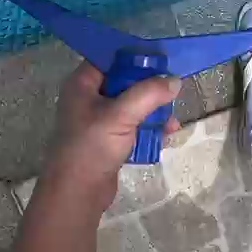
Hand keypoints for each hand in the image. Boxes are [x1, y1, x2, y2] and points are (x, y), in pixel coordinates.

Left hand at [40, 61, 180, 212]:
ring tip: (172, 120)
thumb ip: (149, 93)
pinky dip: (148, 128)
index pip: (110, 58)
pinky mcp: (108, 140)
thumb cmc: (92, 146)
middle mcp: (89, 98)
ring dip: (153, 110)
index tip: (161, 60)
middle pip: (125, 81)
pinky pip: (133, 126)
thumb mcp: (121, 114)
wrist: (76, 194)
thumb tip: (175, 80)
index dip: (135, 57)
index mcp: (82, 84)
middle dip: (150, 87)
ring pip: (132, 105)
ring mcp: (98, 120)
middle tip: (172, 90)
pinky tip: (166, 134)